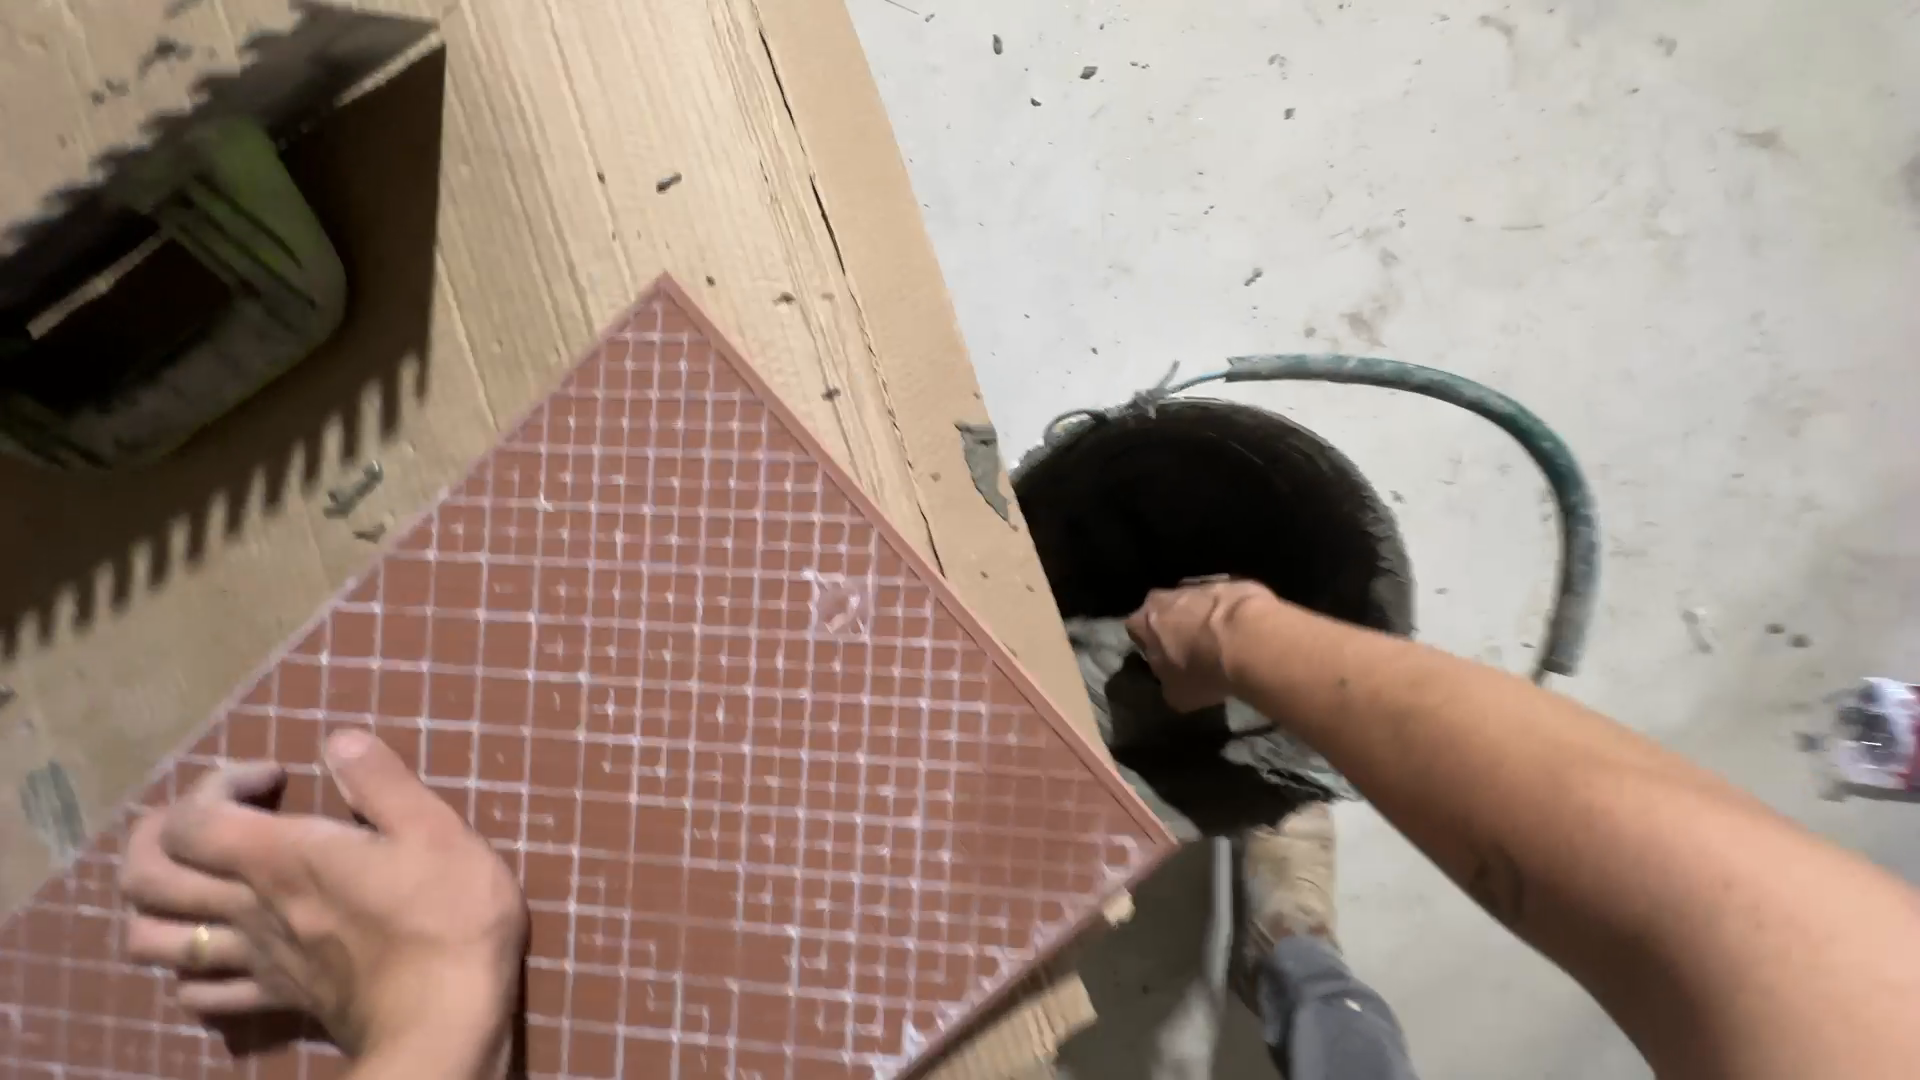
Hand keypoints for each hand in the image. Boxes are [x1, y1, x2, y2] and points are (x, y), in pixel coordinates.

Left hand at [120, 731, 526, 1069]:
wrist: (445, 1010)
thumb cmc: (449, 909)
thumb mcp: (436, 828)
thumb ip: (384, 783)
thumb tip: (340, 739)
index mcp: (285, 860)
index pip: (194, 820)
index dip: (217, 785)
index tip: (281, 774)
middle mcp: (251, 909)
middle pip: (146, 878)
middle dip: (160, 833)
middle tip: (220, 812)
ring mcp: (255, 960)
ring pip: (151, 938)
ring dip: (157, 901)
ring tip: (206, 876)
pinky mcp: (274, 997)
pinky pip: (197, 989)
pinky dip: (191, 964)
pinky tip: (225, 948)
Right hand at [1125, 579, 1279, 711]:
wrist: (1251, 640)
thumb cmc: (1203, 671)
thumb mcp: (1177, 695)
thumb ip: (1167, 684)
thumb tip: (1172, 682)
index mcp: (1144, 621)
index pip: (1135, 629)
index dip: (1148, 645)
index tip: (1163, 660)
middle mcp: (1167, 596)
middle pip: (1164, 610)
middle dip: (1175, 626)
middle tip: (1193, 650)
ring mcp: (1201, 585)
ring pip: (1196, 602)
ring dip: (1205, 619)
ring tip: (1224, 644)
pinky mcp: (1233, 582)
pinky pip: (1226, 601)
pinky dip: (1231, 614)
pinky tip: (1246, 634)